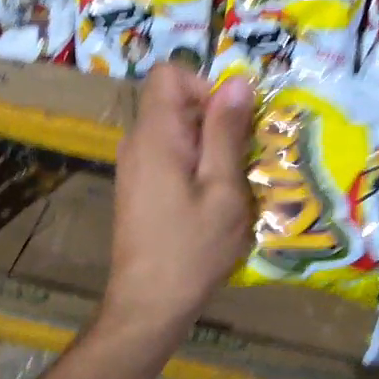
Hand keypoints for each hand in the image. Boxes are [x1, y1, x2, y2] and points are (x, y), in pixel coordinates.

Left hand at [101, 65, 255, 343]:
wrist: (148, 305)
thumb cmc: (192, 249)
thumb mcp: (223, 188)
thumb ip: (227, 132)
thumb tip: (238, 80)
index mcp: (155, 134)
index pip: (170, 74)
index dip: (204, 85)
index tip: (232, 122)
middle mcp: (137, 142)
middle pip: (175, 101)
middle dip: (215, 119)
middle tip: (244, 158)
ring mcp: (134, 166)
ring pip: (175, 130)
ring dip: (209, 146)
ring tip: (233, 183)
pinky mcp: (138, 187)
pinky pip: (168, 155)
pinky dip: (195, 165)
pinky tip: (213, 201)